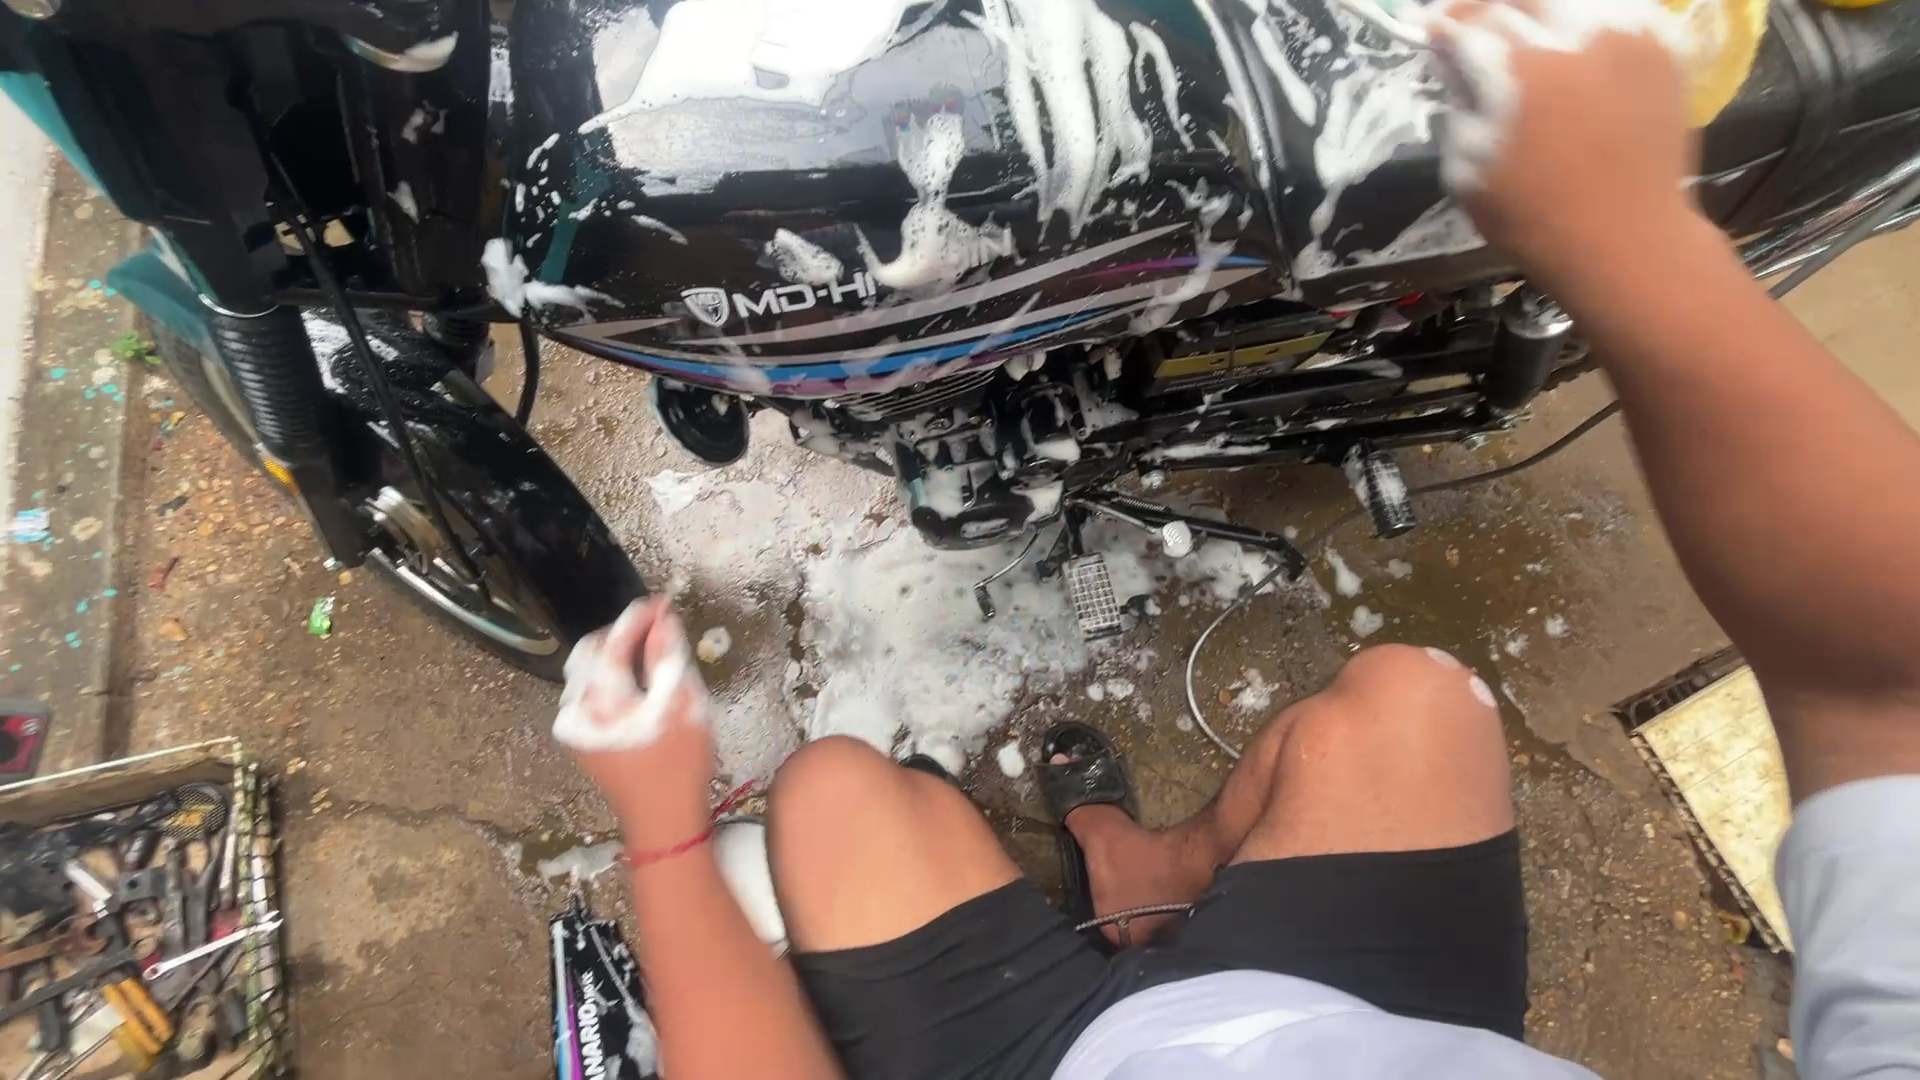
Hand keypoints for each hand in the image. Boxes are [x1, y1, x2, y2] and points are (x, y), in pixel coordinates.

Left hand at [556, 598, 717, 847]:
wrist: (663, 820)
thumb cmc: (681, 763)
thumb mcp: (685, 704)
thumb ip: (669, 657)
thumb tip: (663, 620)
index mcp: (601, 703)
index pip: (614, 643)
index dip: (639, 618)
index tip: (662, 601)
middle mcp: (575, 711)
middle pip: (590, 653)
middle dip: (622, 634)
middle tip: (657, 626)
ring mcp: (572, 727)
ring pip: (586, 671)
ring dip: (615, 654)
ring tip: (650, 649)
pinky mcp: (579, 738)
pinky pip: (589, 692)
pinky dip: (611, 676)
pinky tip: (638, 680)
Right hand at [1429, 0, 1700, 290]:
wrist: (1620, 234)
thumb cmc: (1528, 216)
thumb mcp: (1467, 171)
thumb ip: (1461, 110)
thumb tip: (1460, 70)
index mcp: (1524, 73)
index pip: (1475, 24)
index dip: (1446, 22)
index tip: (1430, 26)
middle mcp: (1581, 37)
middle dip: (1490, 7)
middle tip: (1472, 23)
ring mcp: (1631, 34)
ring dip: (1538, 8)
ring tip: (1522, 25)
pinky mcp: (1664, 44)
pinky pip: (1619, 8)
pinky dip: (1587, 16)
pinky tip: (1572, 36)